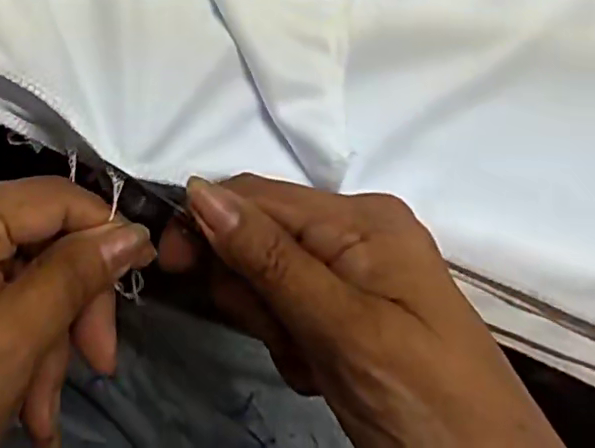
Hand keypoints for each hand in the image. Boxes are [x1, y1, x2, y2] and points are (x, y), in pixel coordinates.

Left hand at [0, 177, 155, 447]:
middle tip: (98, 362)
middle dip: (72, 307)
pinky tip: (25, 402)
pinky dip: (25, 346)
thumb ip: (75, 277)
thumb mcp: (11, 341)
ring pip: (34, 276)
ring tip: (42, 409)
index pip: (58, 198)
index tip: (143, 277)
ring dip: (50, 341)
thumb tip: (134, 232)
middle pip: (48, 240)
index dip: (105, 233)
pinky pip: (7, 296)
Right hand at [161, 175, 562, 447]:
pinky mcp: (352, 310)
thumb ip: (269, 258)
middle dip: (251, 287)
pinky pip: (291, 306)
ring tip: (311, 364)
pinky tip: (320, 374)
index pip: (262, 197)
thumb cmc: (427, 404)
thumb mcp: (344, 330)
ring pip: (271, 275)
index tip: (166, 262)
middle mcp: (358, 231)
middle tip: (280, 338)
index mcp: (363, 218)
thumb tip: (200, 191)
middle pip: (263, 233)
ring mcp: (357, 272)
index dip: (209, 220)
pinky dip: (291, 341)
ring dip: (272, 321)